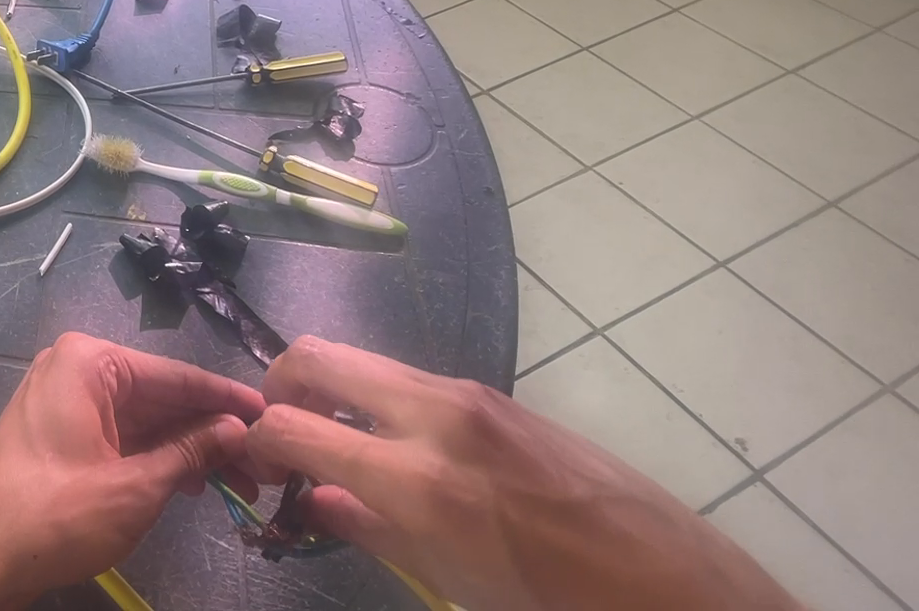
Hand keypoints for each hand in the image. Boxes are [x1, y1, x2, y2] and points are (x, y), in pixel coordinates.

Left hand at [0, 333, 265, 609]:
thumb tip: (238, 429)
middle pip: (158, 395)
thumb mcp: (134, 486)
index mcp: (89, 361)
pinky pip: (118, 433)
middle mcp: (75, 367)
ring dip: (185, 447)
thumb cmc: (55, 512)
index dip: (226, 398)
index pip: (174, 375)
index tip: (274, 412)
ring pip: (140, 417)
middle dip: (210, 429)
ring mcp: (65, 398)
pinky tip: (192, 479)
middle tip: (265, 463)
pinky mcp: (60, 429)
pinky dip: (153, 455)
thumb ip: (190, 452)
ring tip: (240, 480)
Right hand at [244, 336, 802, 610]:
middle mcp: (432, 415)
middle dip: (279, 384)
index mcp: (417, 478)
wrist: (685, 594)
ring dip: (328, 387)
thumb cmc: (556, 606)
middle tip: (283, 427)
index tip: (257, 462)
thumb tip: (312, 499)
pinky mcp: (491, 392)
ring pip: (359, 357)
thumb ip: (367, 528)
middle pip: (314, 355)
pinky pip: (404, 376)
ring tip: (338, 438)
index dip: (258, 440)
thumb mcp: (451, 584)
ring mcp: (464, 393)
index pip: (292, 426)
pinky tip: (399, 444)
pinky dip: (375, 395)